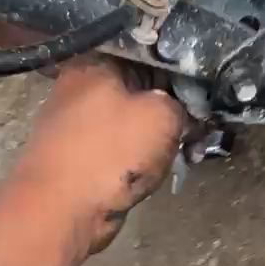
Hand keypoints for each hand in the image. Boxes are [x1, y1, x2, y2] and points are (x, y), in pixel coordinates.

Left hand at [6, 59, 186, 253]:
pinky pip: (122, 147)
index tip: (204, 93)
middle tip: (200, 126)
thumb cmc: (110, 153)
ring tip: (189, 151)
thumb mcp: (162, 115)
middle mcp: (83, 87)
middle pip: (142, 89)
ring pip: (134, 120)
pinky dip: (143, 156)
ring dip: (162, 137)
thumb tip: (184, 110)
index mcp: (96, 63)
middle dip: (174, 109)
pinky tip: (165, 166)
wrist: (60, 210)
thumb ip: (181, 103)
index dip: (182, 73)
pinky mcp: (82, 154)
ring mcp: (80, 123)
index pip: (150, 55)